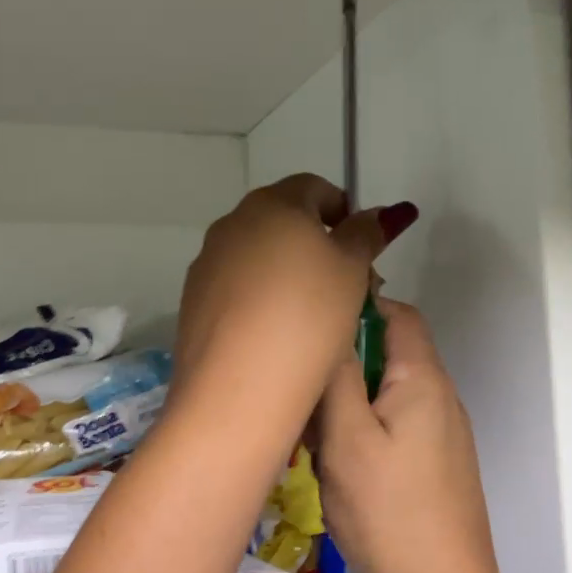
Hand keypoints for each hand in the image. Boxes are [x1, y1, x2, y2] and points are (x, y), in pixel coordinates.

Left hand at [172, 174, 410, 418]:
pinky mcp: (192, 301)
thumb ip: (365, 234)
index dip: (341, 211)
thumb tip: (379, 213)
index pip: (312, 188)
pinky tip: (273, 332)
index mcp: (271, 204)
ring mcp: (205, 264)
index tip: (360, 244)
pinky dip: (256, 298)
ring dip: (282, 272)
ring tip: (309, 314)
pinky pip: (233, 288)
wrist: (237, 384)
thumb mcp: (352, 270)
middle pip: (279, 221)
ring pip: (254, 256)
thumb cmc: (308, 316)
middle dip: (312, 243)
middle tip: (341, 283)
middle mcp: (230, 225)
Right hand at [313, 299, 506, 572]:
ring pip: (382, 394)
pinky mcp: (432, 465)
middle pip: (386, 355)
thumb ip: (335, 377)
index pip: (396, 314)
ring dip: (342, 403)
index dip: (355, 306)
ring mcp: (439, 434)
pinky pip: (389, 426)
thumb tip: (327, 325)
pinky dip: (357, 432)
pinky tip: (333, 466)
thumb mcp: (346, 438)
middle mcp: (438, 398)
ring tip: (309, 436)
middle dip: (338, 366)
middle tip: (298, 395)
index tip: (306, 323)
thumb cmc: (387, 510)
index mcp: (422, 381)